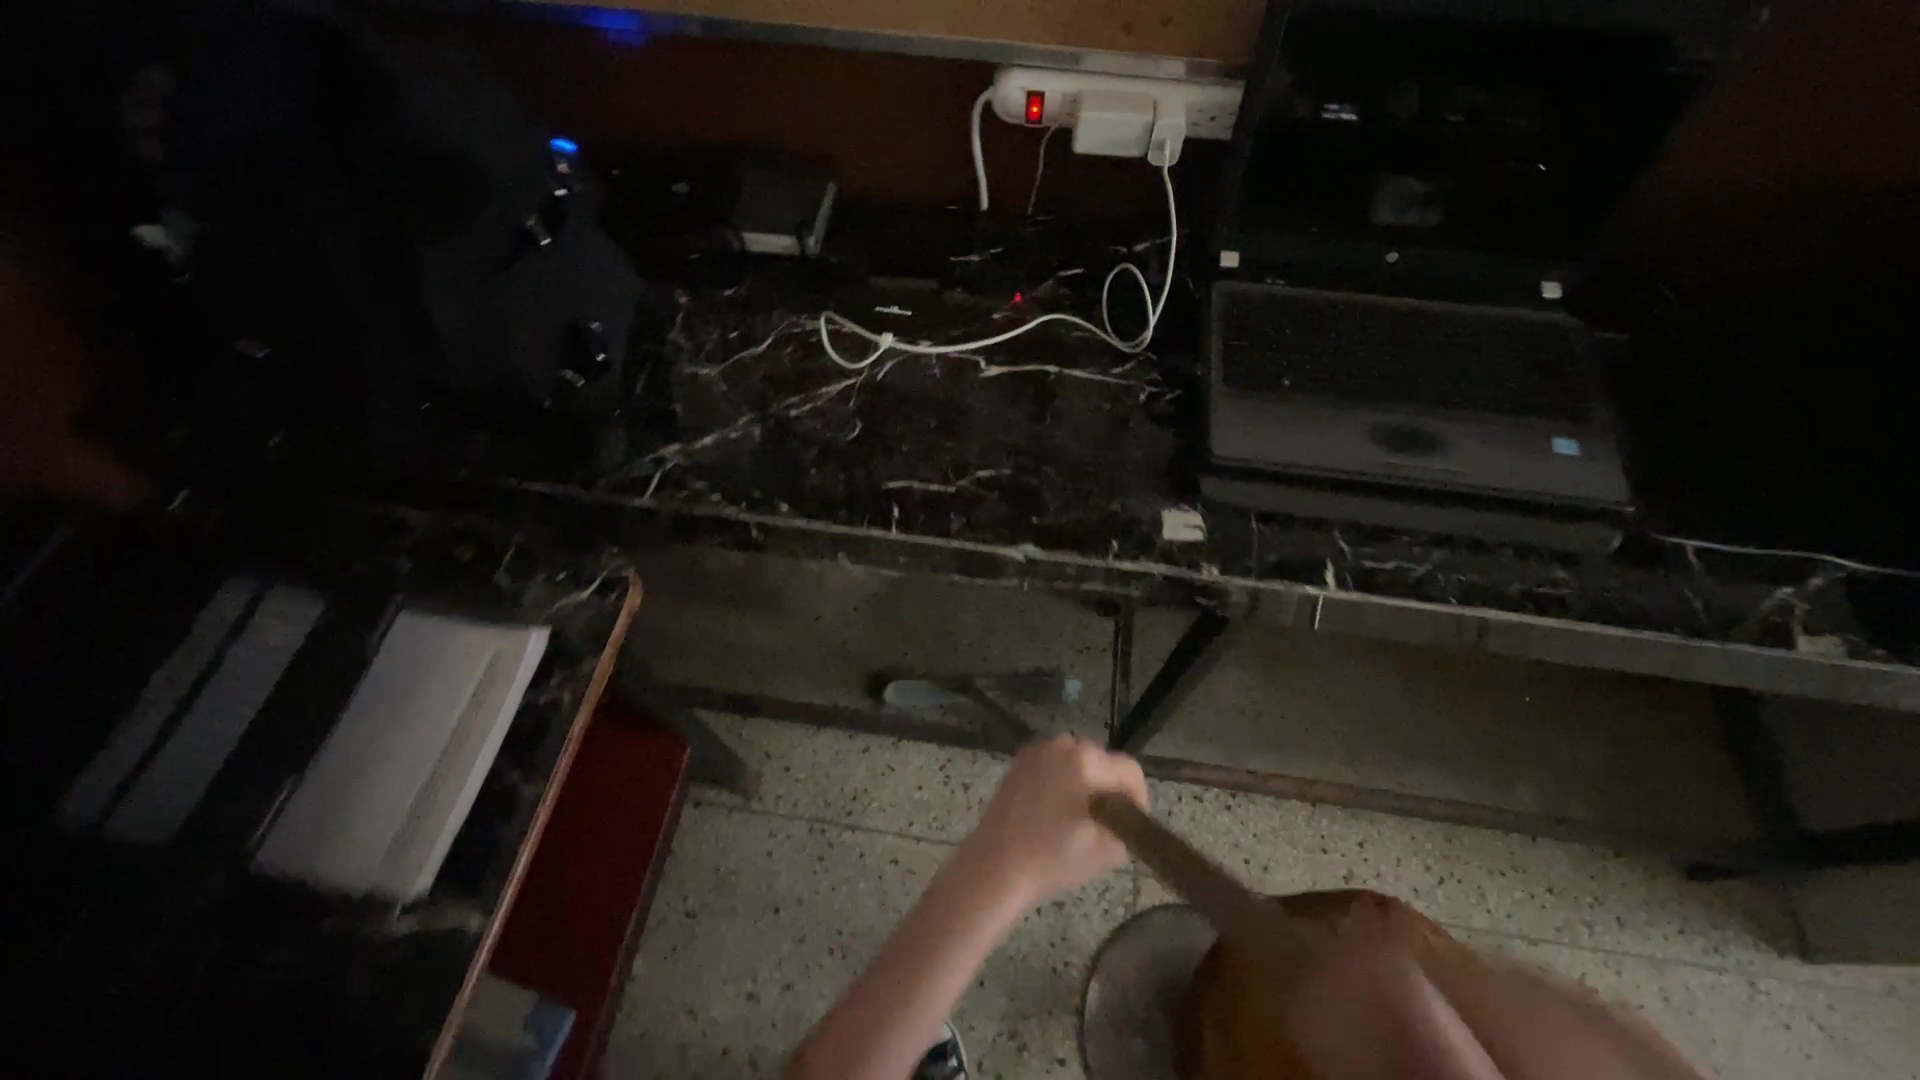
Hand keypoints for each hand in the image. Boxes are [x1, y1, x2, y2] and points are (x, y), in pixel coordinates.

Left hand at [960, 735, 1149, 907]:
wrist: (996, 867)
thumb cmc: (1054, 858)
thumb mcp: (1107, 849)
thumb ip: (1128, 825)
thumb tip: (1128, 815)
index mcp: (1085, 761)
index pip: (1129, 769)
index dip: (1139, 795)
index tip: (1136, 820)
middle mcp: (1061, 745)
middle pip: (1103, 760)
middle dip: (1111, 787)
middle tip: (1111, 820)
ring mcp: (1037, 751)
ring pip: (1077, 761)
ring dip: (1086, 782)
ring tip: (1083, 816)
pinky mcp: (1019, 763)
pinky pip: (1054, 765)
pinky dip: (1062, 780)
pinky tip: (1058, 810)